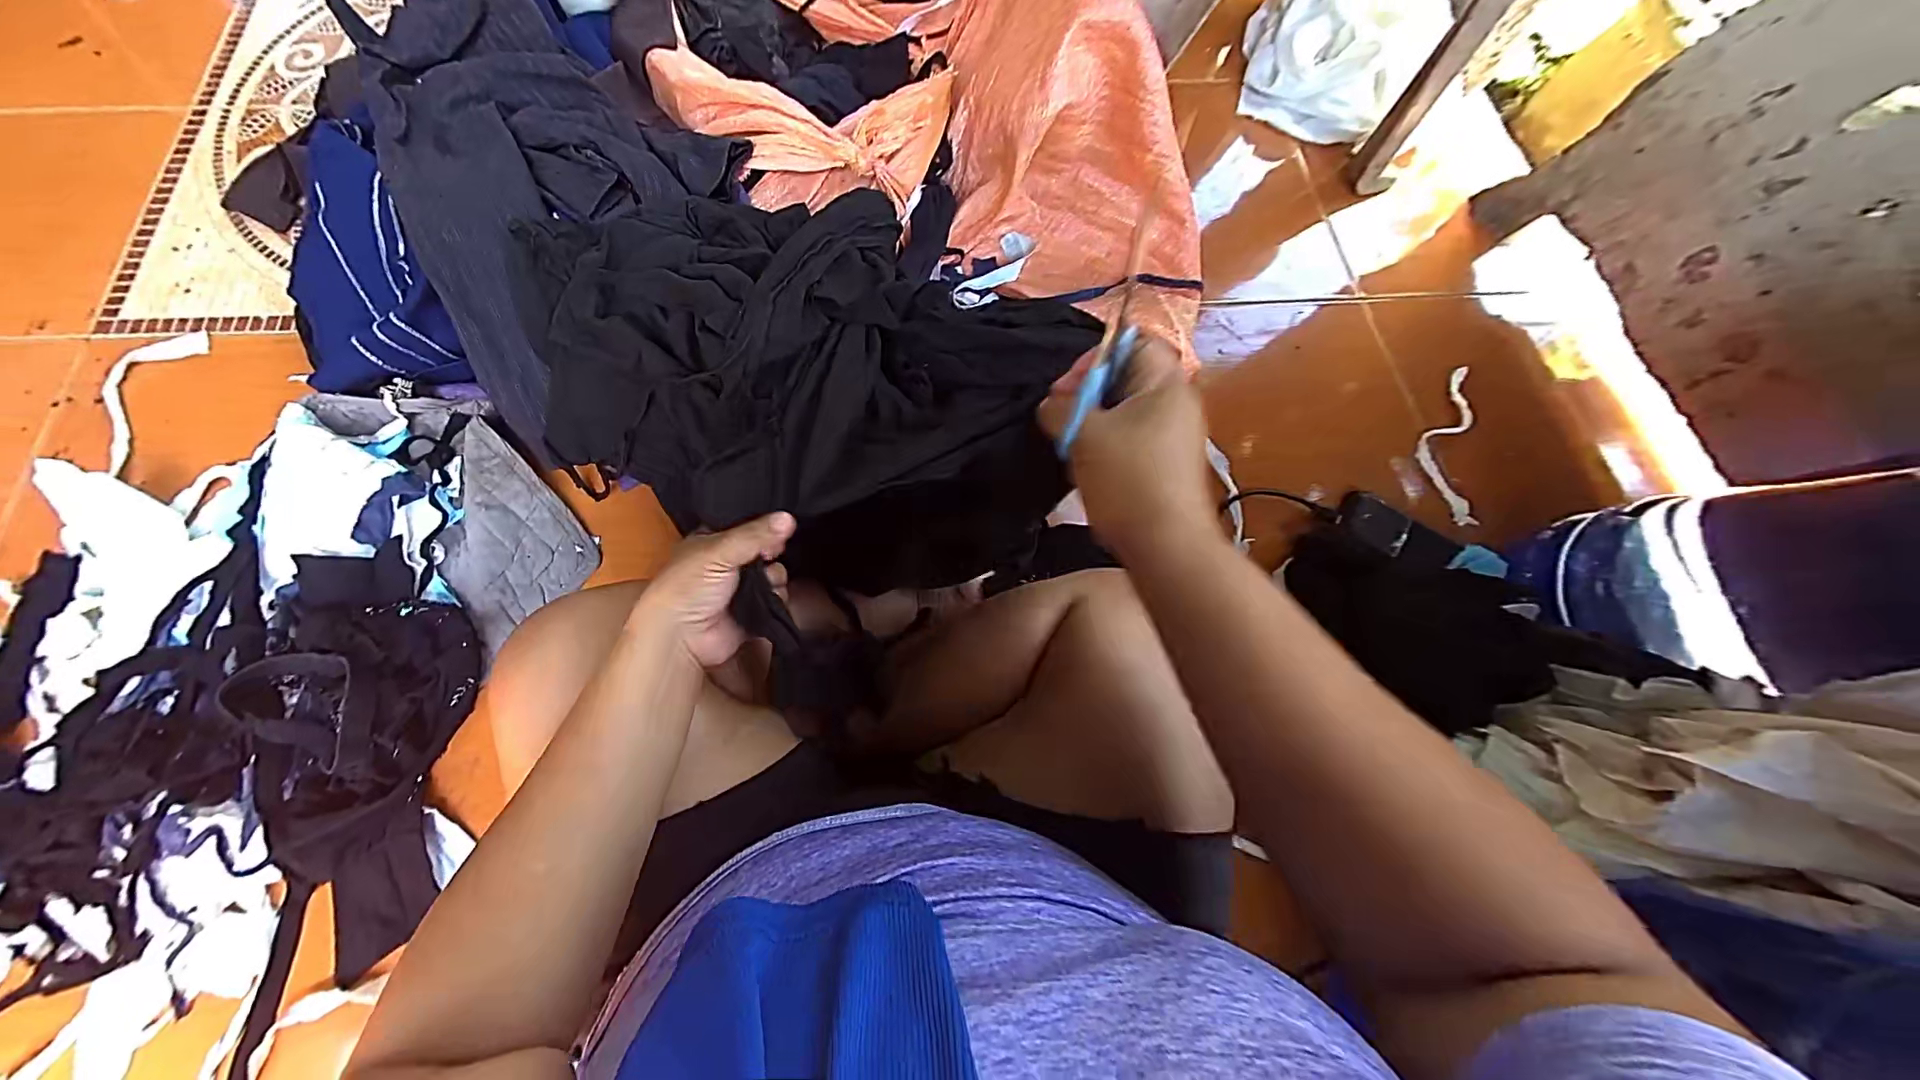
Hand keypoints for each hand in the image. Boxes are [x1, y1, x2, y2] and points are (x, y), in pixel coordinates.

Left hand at [630, 512, 795, 668]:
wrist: (683, 637)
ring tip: (762, 585)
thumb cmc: (686, 588)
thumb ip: (755, 534)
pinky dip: (777, 599)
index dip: (764, 526)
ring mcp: (742, 588)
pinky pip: (778, 599)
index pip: (747, 525)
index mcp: (714, 540)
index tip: (777, 529)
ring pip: (776, 574)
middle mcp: (729, 563)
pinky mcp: (754, 610)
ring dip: (775, 579)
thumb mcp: (719, 551)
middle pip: (767, 550)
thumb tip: (788, 518)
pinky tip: (767, 600)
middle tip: (767, 557)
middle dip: (772, 555)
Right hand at [1037, 336, 1216, 560]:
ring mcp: (1174, 437)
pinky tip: (1088, 470)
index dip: (1095, 356)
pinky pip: (1130, 441)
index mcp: (1166, 385)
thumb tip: (1051, 404)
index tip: (1068, 387)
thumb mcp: (1085, 436)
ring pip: (1123, 414)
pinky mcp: (1165, 466)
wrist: (1165, 546)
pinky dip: (1105, 448)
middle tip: (1062, 419)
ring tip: (1072, 447)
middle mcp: (1176, 405)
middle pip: (1125, 379)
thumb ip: (1060, 409)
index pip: (1133, 342)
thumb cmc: (1129, 481)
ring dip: (1092, 426)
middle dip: (1087, 396)